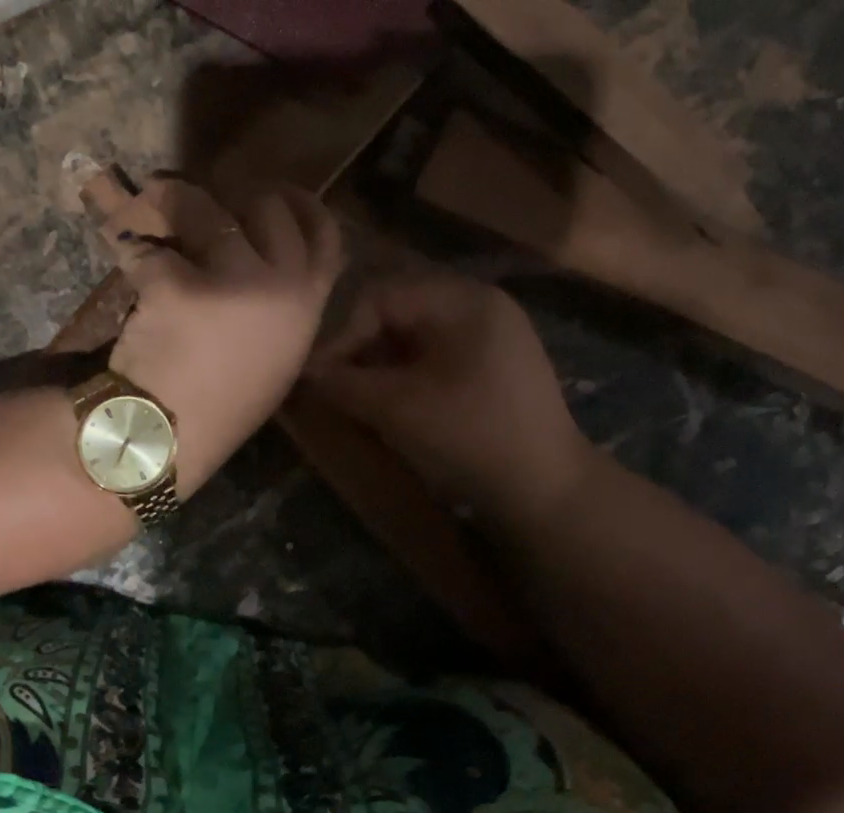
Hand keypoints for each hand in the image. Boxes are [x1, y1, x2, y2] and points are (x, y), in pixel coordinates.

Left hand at [109, 180, 345, 492]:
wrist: (167, 441)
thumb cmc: (215, 411)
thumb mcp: (270, 361)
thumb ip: (278, 310)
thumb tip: (256, 260)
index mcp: (309, 308)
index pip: (323, 232)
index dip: (296, 203)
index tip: (270, 194)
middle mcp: (282, 285)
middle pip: (266, 207)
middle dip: (230, 200)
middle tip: (197, 210)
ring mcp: (232, 281)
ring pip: (204, 209)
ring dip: (173, 203)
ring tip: (150, 210)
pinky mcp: (177, 286)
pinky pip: (148, 244)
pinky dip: (129, 242)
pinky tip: (121, 246)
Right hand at [303, 272, 592, 521]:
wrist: (542, 486)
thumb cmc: (468, 436)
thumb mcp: (394, 408)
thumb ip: (342, 383)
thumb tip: (302, 373)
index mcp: (463, 301)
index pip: (381, 295)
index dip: (341, 333)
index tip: (318, 376)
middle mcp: (478, 305)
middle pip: (396, 309)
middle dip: (356, 347)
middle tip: (332, 386)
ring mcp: (488, 335)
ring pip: (410, 334)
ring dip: (375, 362)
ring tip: (354, 396)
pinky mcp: (489, 365)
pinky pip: (430, 354)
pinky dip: (399, 373)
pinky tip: (386, 403)